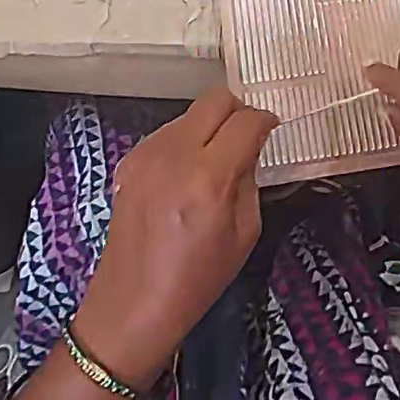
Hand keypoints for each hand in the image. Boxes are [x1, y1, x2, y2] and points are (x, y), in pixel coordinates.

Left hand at [71, 88, 278, 390]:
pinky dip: (186, 141)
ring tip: (215, 161)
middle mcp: (174, 154)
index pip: (246, 121)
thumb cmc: (197, 277)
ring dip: (210, 126)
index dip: (265, 120)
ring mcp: (146, 153)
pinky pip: (168, 133)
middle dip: (238, 111)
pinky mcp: (128, 160)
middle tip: (247, 136)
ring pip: (190, 113)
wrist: (133, 301)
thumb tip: (248, 147)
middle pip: (215, 99)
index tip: (271, 129)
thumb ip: (249, 179)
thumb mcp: (245, 232)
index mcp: (209, 177)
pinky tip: (186, 174)